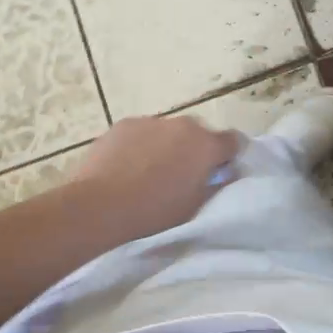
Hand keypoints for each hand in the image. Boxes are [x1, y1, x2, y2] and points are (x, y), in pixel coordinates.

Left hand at [69, 115, 241, 235]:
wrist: (99, 205)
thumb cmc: (153, 211)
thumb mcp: (194, 206)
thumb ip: (215, 185)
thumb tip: (225, 173)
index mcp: (207, 145)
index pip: (233, 141)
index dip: (227, 156)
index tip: (217, 171)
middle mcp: (185, 125)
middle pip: (199, 133)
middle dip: (194, 149)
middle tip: (179, 174)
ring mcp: (153, 121)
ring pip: (168, 132)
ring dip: (165, 145)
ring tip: (146, 171)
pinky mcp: (125, 124)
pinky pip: (141, 132)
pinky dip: (139, 144)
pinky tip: (125, 166)